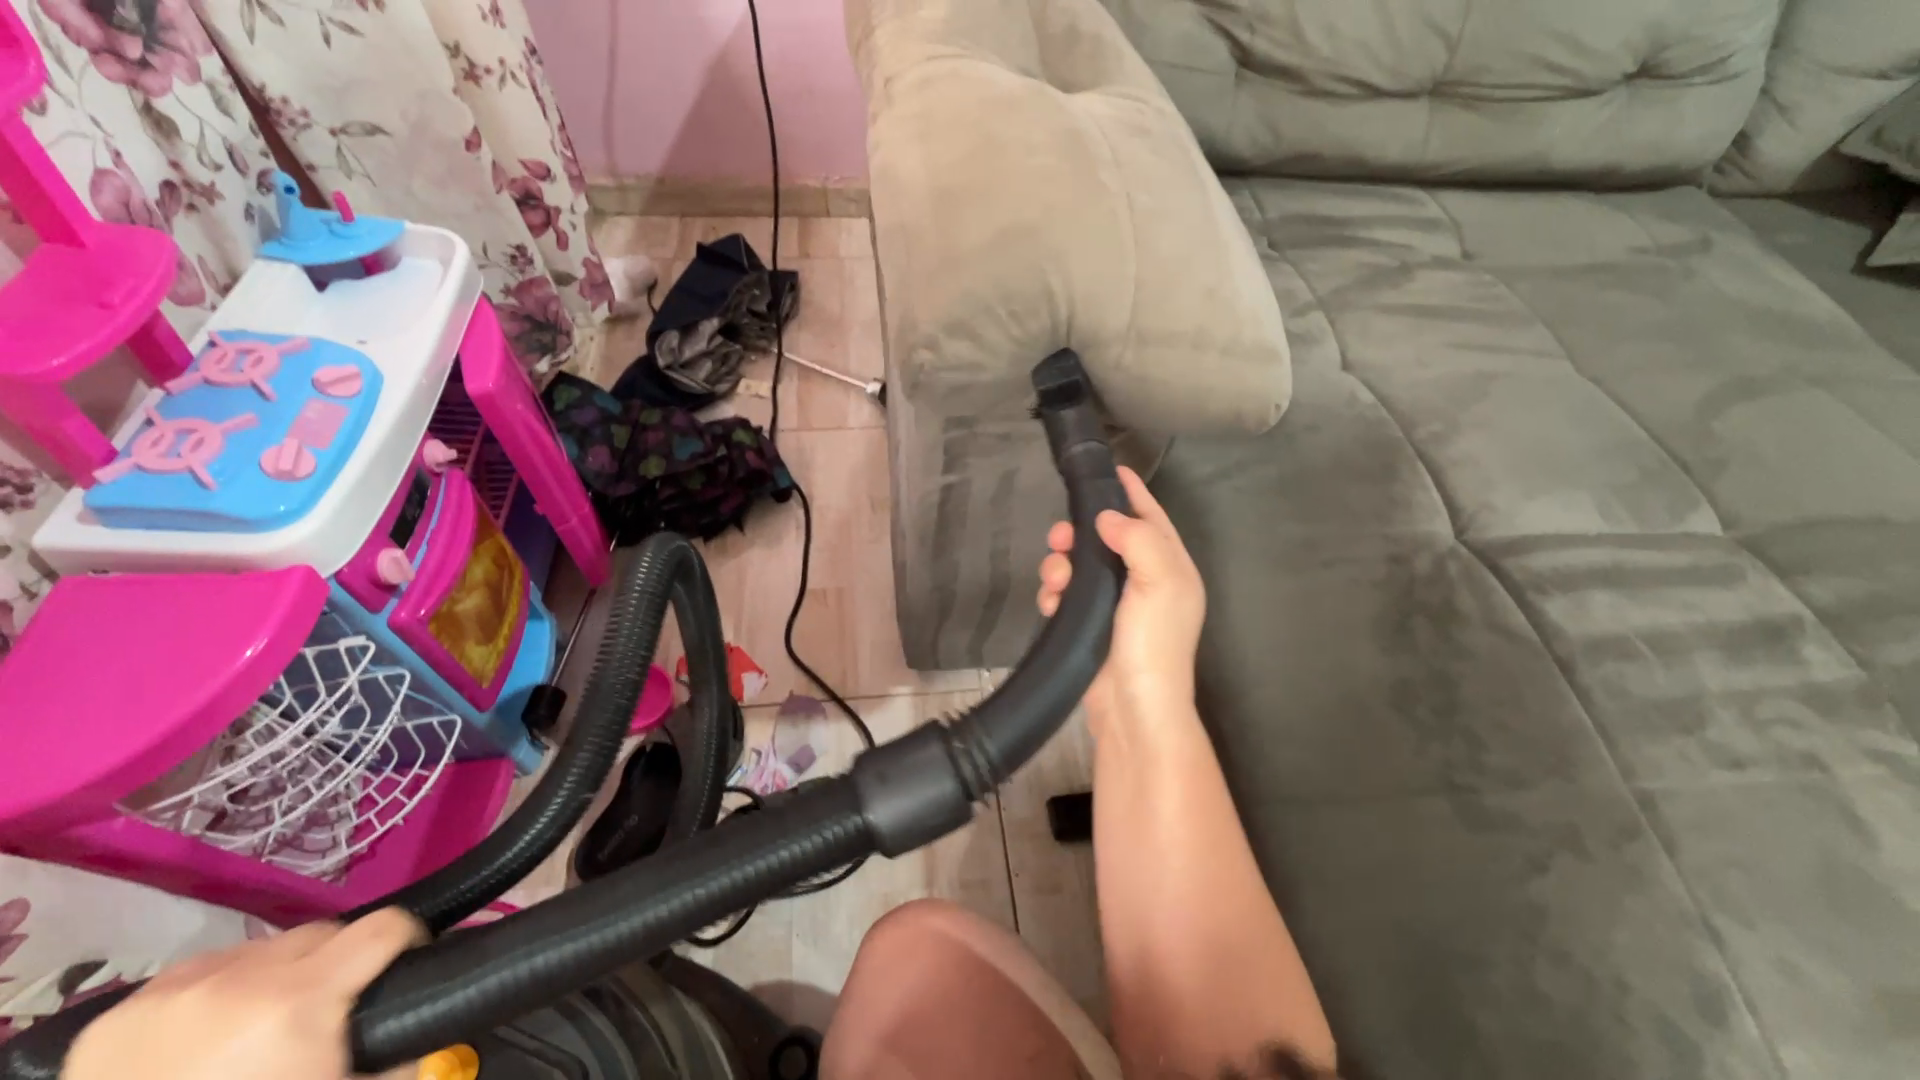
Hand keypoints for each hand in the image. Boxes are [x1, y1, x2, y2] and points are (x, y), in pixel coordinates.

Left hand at [67, 908, 423, 1079]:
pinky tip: (206, 1039)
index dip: (409, 939)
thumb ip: (398, 1060)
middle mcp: (241, 979)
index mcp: (301, 1003)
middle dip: (337, 962)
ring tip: (262, 1028)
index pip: (385, 926)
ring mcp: (173, 992)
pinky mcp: (118, 1013)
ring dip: (274, 976)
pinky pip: (193, 976)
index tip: (410, 960)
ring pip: (257, 951)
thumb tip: (422, 1028)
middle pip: (322, 933)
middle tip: (332, 1010)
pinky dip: (214, 995)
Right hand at [1036, 466, 1204, 740]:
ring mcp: (1115, 606)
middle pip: (1105, 540)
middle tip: (1058, 538)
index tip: (1107, 468)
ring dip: (1061, 567)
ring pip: (1079, 567)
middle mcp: (1143, 581)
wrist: (1133, 706)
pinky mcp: (1089, 627)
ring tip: (1054, 581)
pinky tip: (1051, 605)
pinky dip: (1055, 596)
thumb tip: (1106, 517)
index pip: (1150, 517)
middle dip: (1078, 534)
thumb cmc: (1154, 641)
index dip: (1130, 493)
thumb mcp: (1159, 580)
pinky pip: (1066, 597)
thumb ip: (1138, 538)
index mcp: (1169, 566)